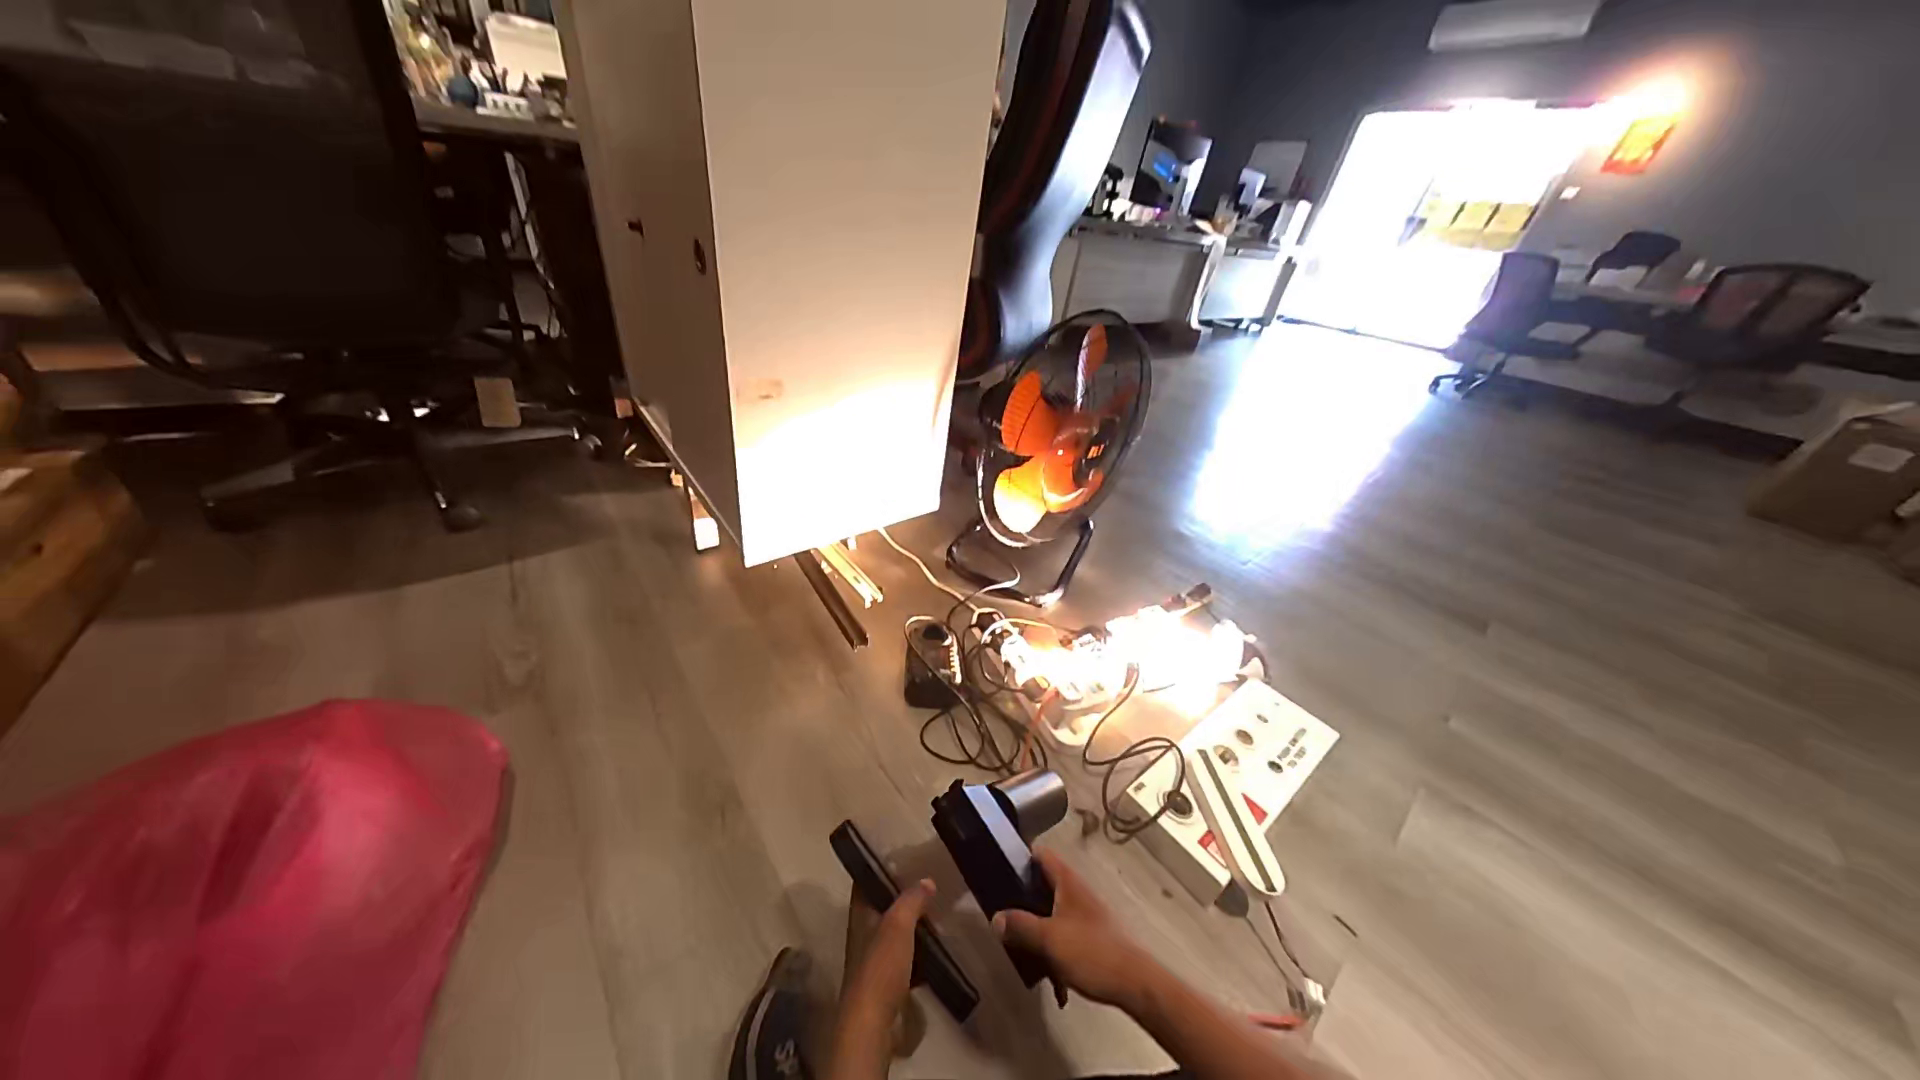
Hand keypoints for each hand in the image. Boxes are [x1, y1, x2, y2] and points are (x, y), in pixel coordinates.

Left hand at [839, 879, 933, 1025]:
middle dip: (902, 895)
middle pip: (882, 906)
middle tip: (929, 882)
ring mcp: (874, 957)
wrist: (872, 1021)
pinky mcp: (886, 979)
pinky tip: (936, 945)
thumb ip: (911, 899)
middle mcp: (863, 932)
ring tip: (937, 910)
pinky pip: (904, 955)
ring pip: (894, 930)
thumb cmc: (881, 966)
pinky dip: (917, 949)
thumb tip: (926, 880)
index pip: (866, 881)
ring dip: (912, 923)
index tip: (904, 856)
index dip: (881, 867)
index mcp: (860, 914)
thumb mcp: (898, 924)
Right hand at [994, 849, 1156, 1008]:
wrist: (1134, 984)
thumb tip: (996, 919)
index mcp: (1068, 882)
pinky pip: (1065, 934)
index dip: (1021, 856)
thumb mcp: (1048, 939)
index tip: (1001, 868)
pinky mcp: (1093, 936)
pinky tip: (1048, 972)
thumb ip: (1020, 926)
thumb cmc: (1091, 951)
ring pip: (1054, 911)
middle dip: (1025, 897)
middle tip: (1004, 911)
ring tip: (1020, 943)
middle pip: (1045, 883)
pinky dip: (1054, 947)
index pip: (1042, 854)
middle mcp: (1078, 892)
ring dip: (1038, 925)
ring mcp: (1087, 914)